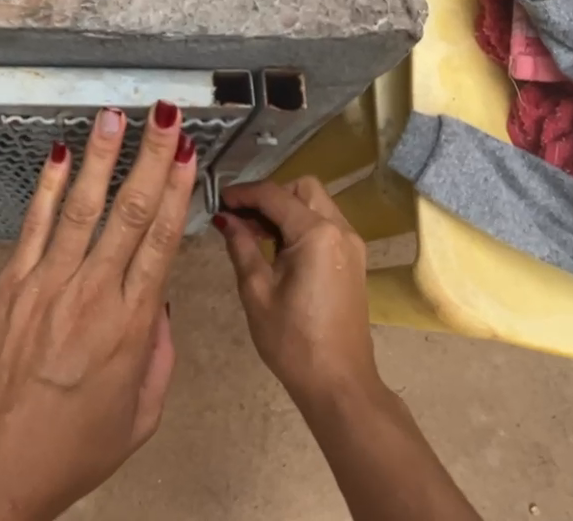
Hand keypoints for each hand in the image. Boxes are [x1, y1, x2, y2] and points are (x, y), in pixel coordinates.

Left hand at [0, 102, 198, 520]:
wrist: (4, 459)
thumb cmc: (77, 444)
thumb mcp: (144, 411)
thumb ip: (160, 350)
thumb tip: (158, 298)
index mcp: (132, 326)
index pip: (162, 242)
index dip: (178, 192)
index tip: (189, 156)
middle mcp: (93, 295)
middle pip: (130, 213)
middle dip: (151, 159)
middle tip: (166, 118)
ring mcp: (49, 283)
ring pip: (82, 207)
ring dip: (101, 158)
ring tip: (114, 117)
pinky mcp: (13, 282)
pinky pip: (35, 224)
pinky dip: (47, 187)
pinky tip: (59, 154)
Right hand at [214, 177, 379, 402]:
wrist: (340, 385)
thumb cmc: (292, 341)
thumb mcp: (256, 290)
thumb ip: (241, 246)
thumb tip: (226, 218)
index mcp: (316, 234)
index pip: (274, 194)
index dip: (243, 193)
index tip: (218, 200)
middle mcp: (340, 230)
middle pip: (302, 188)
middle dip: (270, 194)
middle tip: (241, 216)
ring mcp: (352, 245)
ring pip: (316, 204)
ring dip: (285, 208)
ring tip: (255, 233)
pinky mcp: (353, 260)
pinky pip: (325, 224)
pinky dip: (300, 223)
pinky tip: (277, 248)